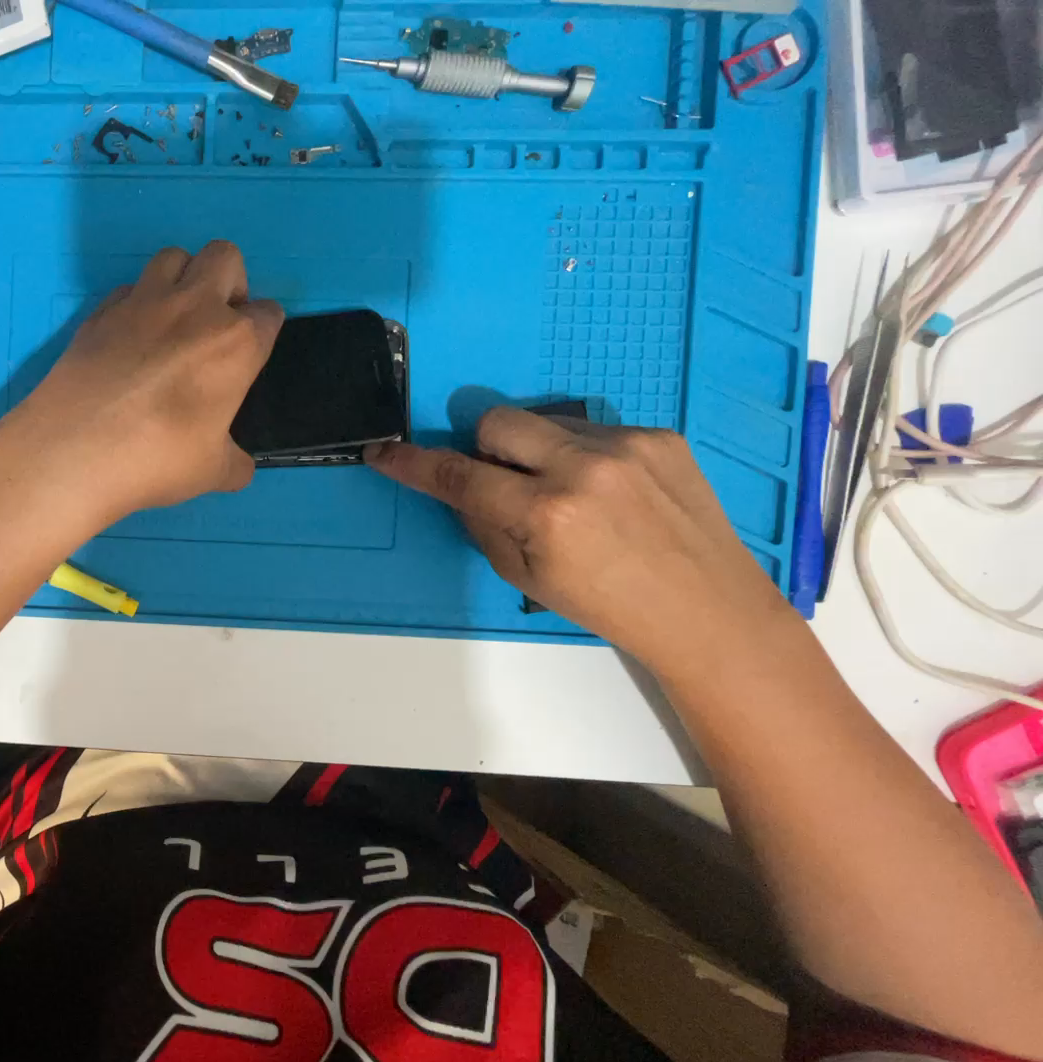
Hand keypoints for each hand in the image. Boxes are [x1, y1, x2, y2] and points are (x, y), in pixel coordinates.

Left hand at [0, 241, 283, 525]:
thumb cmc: (155, 460)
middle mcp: (193, 308)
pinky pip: (127, 288)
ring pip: (173, 256)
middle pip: (225, 257)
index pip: (267, 314)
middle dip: (229, 283)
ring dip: (182, 279)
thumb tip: (237, 466)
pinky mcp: (99, 312)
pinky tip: (128, 341)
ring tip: (172, 323)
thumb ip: (233, 462)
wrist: (72, 452)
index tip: (245, 359)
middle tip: (214, 327)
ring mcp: (141, 304)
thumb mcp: (212, 473)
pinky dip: (135, 304)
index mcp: (234, 343)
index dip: (260, 334)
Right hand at [365, 407, 797, 671]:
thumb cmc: (605, 605)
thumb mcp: (524, 577)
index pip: (458, 476)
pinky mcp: (660, 436)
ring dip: (536, 451)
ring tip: (569, 493)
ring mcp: (628, 445)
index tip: (383, 453)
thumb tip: (464, 486)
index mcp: (546, 515)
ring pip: (545, 423)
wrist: (707, 609)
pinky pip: (591, 430)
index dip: (413, 464)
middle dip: (484, 447)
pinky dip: (580, 454)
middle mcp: (584, 468)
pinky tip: (609, 491)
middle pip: (497, 422)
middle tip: (504, 483)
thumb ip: (483, 523)